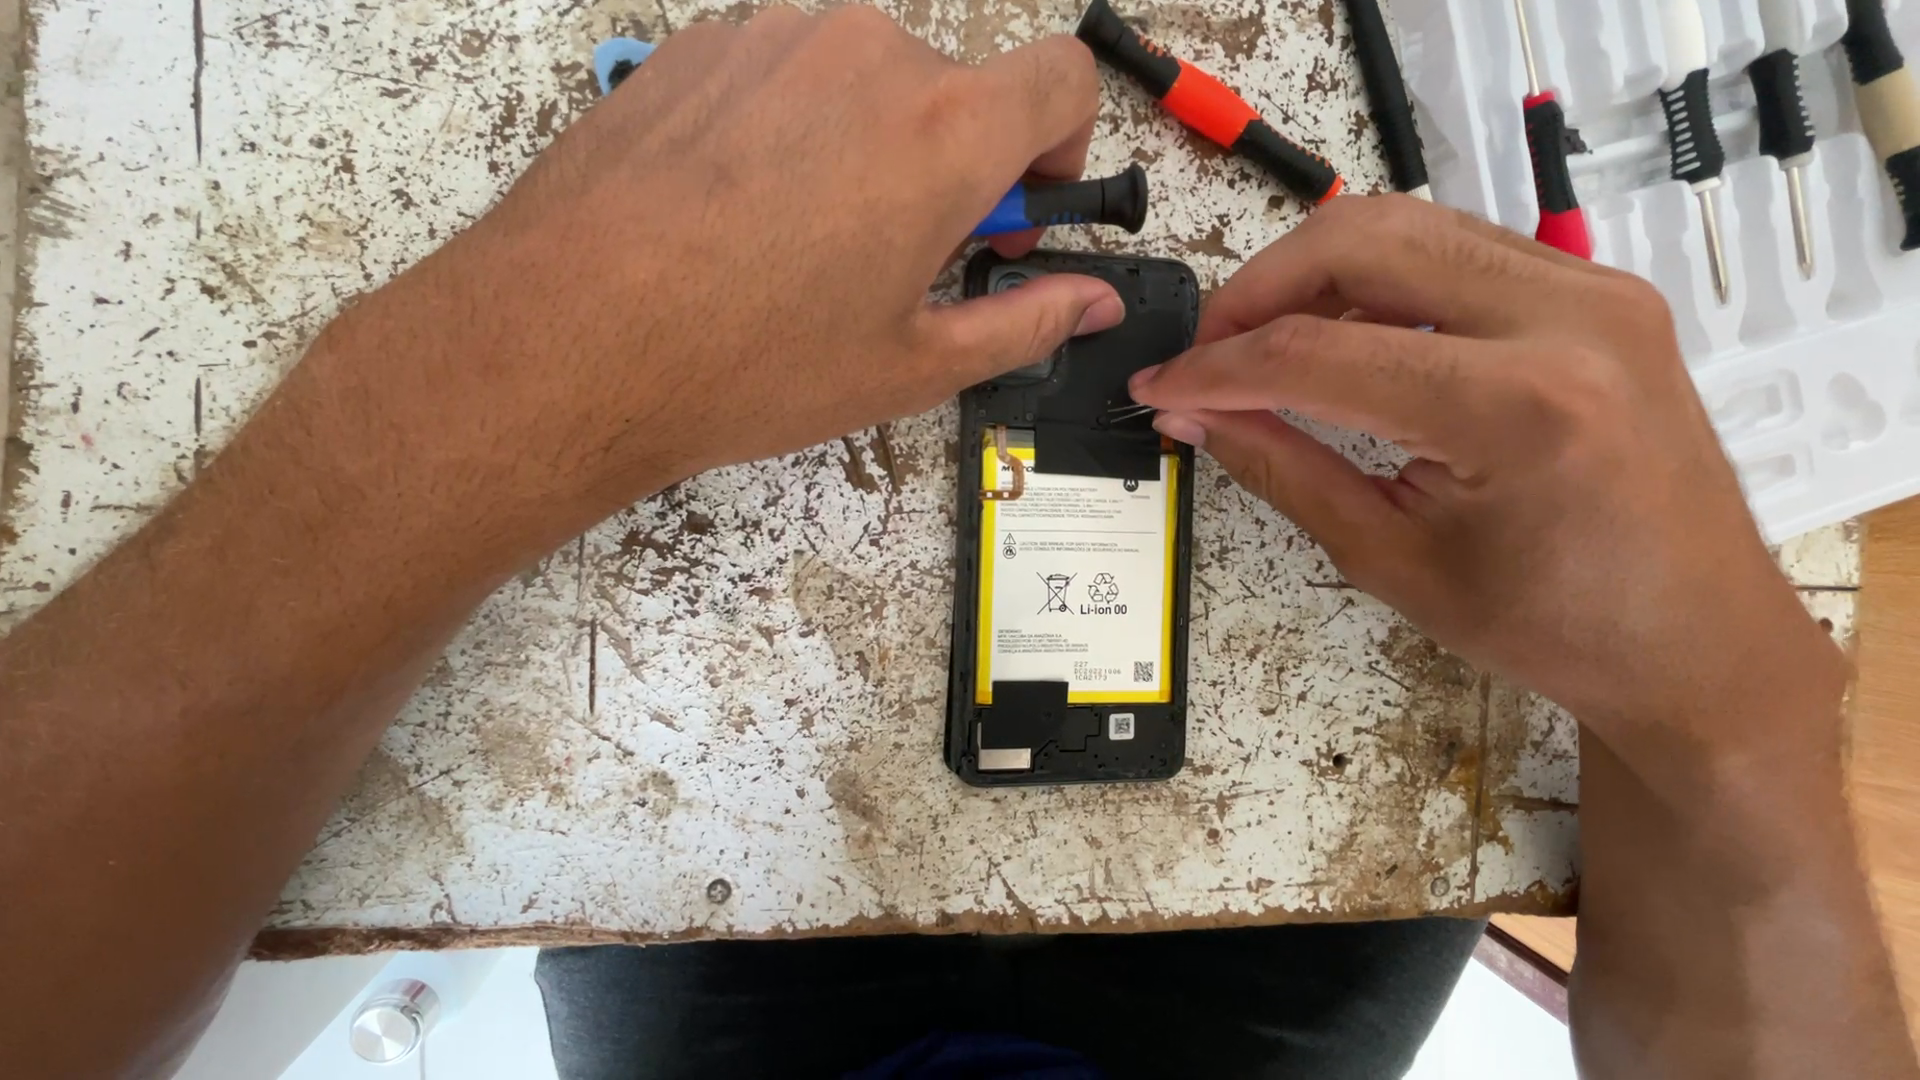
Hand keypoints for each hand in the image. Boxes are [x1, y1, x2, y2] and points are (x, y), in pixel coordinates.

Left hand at [302, 6, 1123, 554]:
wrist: (571, 340)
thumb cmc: (756, 365)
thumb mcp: (912, 366)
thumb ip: (1023, 322)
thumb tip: (1093, 301)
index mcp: (940, 130)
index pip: (1063, 80)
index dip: (1062, 145)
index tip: (1019, 210)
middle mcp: (865, 54)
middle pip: (957, 90)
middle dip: (956, 169)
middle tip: (902, 261)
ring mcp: (771, 37)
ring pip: (868, 83)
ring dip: (873, 151)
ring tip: (810, 246)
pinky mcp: (698, 47)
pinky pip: (787, 76)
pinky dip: (798, 133)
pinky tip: (745, 215)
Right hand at [1128, 196, 1837, 736]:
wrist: (1693, 638)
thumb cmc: (1542, 624)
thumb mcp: (1385, 554)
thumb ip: (1278, 464)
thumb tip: (1193, 412)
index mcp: (1515, 407)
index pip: (1314, 353)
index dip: (1212, 368)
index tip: (1155, 388)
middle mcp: (1565, 316)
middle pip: (1358, 240)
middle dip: (1253, 292)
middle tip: (1204, 355)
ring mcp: (1591, 288)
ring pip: (1402, 225)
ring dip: (1306, 275)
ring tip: (1256, 346)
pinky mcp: (1594, 290)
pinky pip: (1448, 248)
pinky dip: (1368, 280)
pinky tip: (1334, 338)